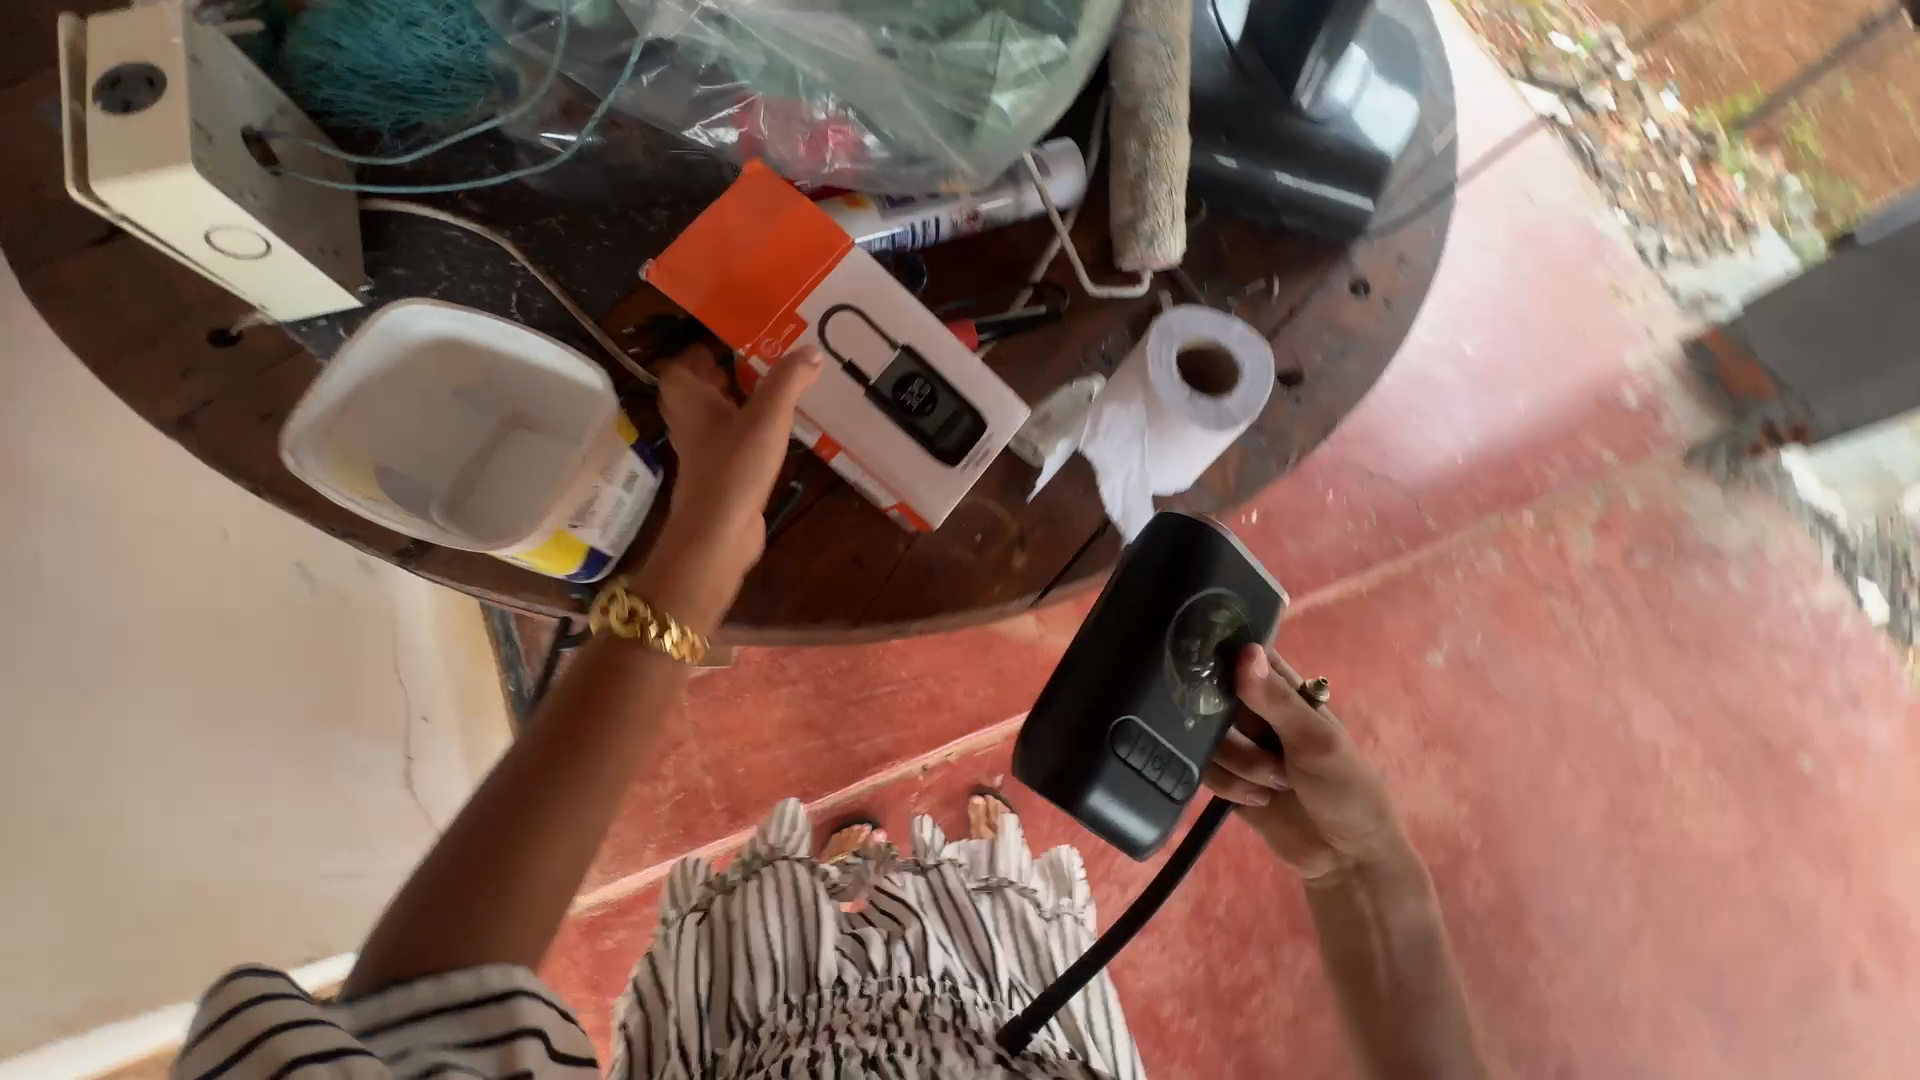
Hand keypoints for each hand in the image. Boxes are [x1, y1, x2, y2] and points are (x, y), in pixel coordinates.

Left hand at [633, 346, 820, 629]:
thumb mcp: (767, 418)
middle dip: (719, 376)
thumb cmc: (735, 468)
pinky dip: (745, 433)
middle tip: (754, 363)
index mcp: (690, 401)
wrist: (718, 534)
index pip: (680, 366)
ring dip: (734, 405)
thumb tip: (810, 350)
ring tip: (770, 393)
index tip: (730, 340)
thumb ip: (788, 382)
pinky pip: (728, 444)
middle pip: (696, 391)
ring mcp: (703, 452)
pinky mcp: (719, 476)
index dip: (699, 351)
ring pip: (713, 418)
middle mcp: (690, 423)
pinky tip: (772, 435)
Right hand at [1203, 645, 1410, 879]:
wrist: (1346, 861)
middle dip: (1230, 724)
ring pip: (1206, 735)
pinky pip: (1203, 768)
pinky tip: (1257, 800)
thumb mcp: (1317, 741)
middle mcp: (1255, 711)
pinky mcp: (1224, 777)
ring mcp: (1238, 744)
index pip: (1244, 652)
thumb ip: (1276, 699)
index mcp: (1284, 690)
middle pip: (1213, 694)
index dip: (1222, 652)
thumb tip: (1244, 651)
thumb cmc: (1347, 790)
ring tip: (1275, 784)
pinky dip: (1228, 785)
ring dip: (1239, 763)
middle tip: (1258, 742)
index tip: (1204, 661)